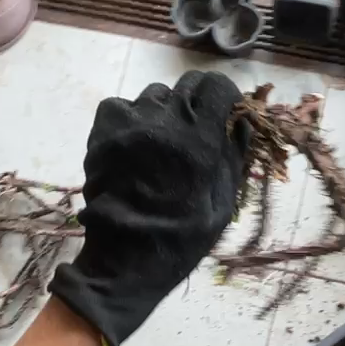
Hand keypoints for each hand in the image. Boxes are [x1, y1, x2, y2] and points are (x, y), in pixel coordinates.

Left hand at [49, 70, 248, 345]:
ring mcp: (129, 125)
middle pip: (187, 85)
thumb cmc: (181, 239)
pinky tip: (135, 147)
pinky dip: (132, 120)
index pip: (217, 86)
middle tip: (194, 132)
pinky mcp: (101, 132)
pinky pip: (122, 107)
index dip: (224, 97)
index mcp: (199, 142)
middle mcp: (164, 123)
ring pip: (154, 96)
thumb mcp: (222, 205)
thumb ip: (234, 157)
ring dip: (164, 113)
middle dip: (197, 104)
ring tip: (161, 144)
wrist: (123, 260)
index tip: (225, 113)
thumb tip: (243, 120)